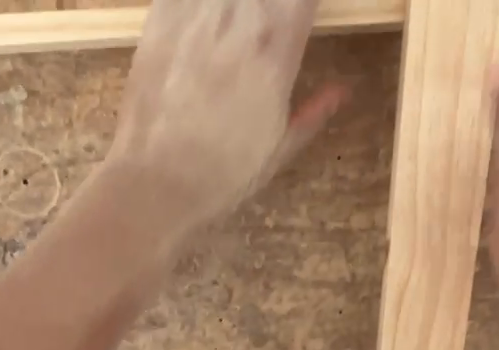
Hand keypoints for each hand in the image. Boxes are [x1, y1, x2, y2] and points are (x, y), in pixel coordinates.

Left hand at [106, 0, 348, 228]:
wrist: (157, 182)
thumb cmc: (221, 177)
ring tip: (236, 29)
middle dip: (270, 9)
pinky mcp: (161, 15)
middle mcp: (241, 21)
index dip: (304, 7)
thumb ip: (310, 113)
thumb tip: (341, 91)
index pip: (304, 0)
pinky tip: (204, 23)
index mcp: (277, 53)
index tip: (302, 17)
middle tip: (266, 31)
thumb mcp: (276, 151)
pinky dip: (198, 6)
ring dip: (235, 9)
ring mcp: (199, 14)